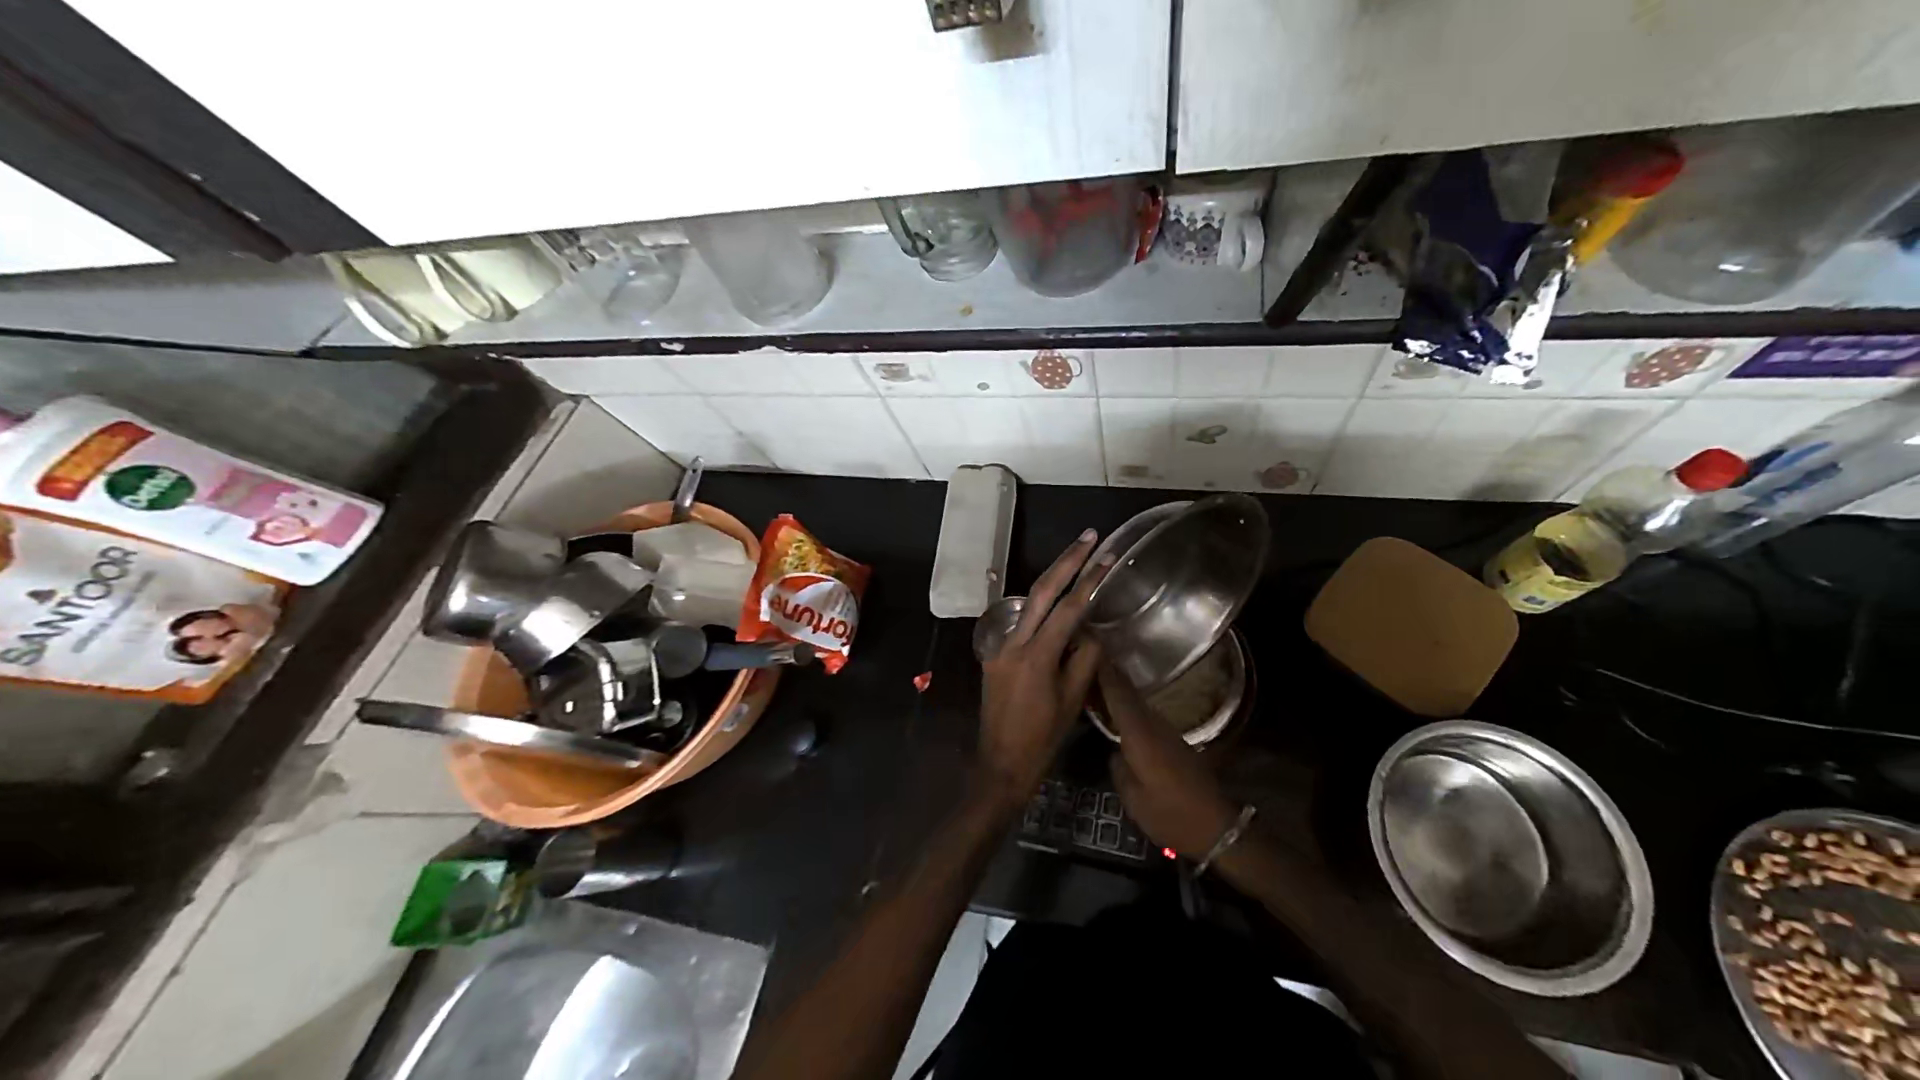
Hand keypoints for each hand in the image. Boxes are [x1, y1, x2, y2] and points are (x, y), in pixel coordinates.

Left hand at [978, 530, 1106, 806]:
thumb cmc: (1042, 739)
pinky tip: (1055, 600)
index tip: (1105, 556)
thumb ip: (1084, 660)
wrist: (1000, 764)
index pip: (1067, 609)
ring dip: (1052, 580)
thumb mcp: (1072, 702)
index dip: (1088, 581)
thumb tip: (1091, 631)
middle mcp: (1013, 643)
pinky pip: (1020, 624)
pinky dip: (1040, 609)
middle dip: (1065, 561)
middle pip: (1041, 591)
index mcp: (1036, 656)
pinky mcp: (993, 656)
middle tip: (1087, 536)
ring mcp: (999, 648)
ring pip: (1028, 603)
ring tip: (1076, 559)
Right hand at [1103, 665, 1238, 857]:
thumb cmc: (1170, 814)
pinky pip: (1147, 717)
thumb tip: (1116, 750)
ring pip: (1140, 704)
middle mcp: (1155, 726)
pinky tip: (1123, 710)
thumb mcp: (1133, 798)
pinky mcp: (1176, 743)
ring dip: (1122, 690)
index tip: (1092, 649)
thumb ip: (1119, 767)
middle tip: (1092, 658)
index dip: (1105, 673)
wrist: (1216, 827)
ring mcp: (1168, 733)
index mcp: (1141, 735)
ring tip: (1101, 680)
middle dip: (1112, 675)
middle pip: (1130, 694)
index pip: (1119, 696)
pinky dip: (1132, 707)